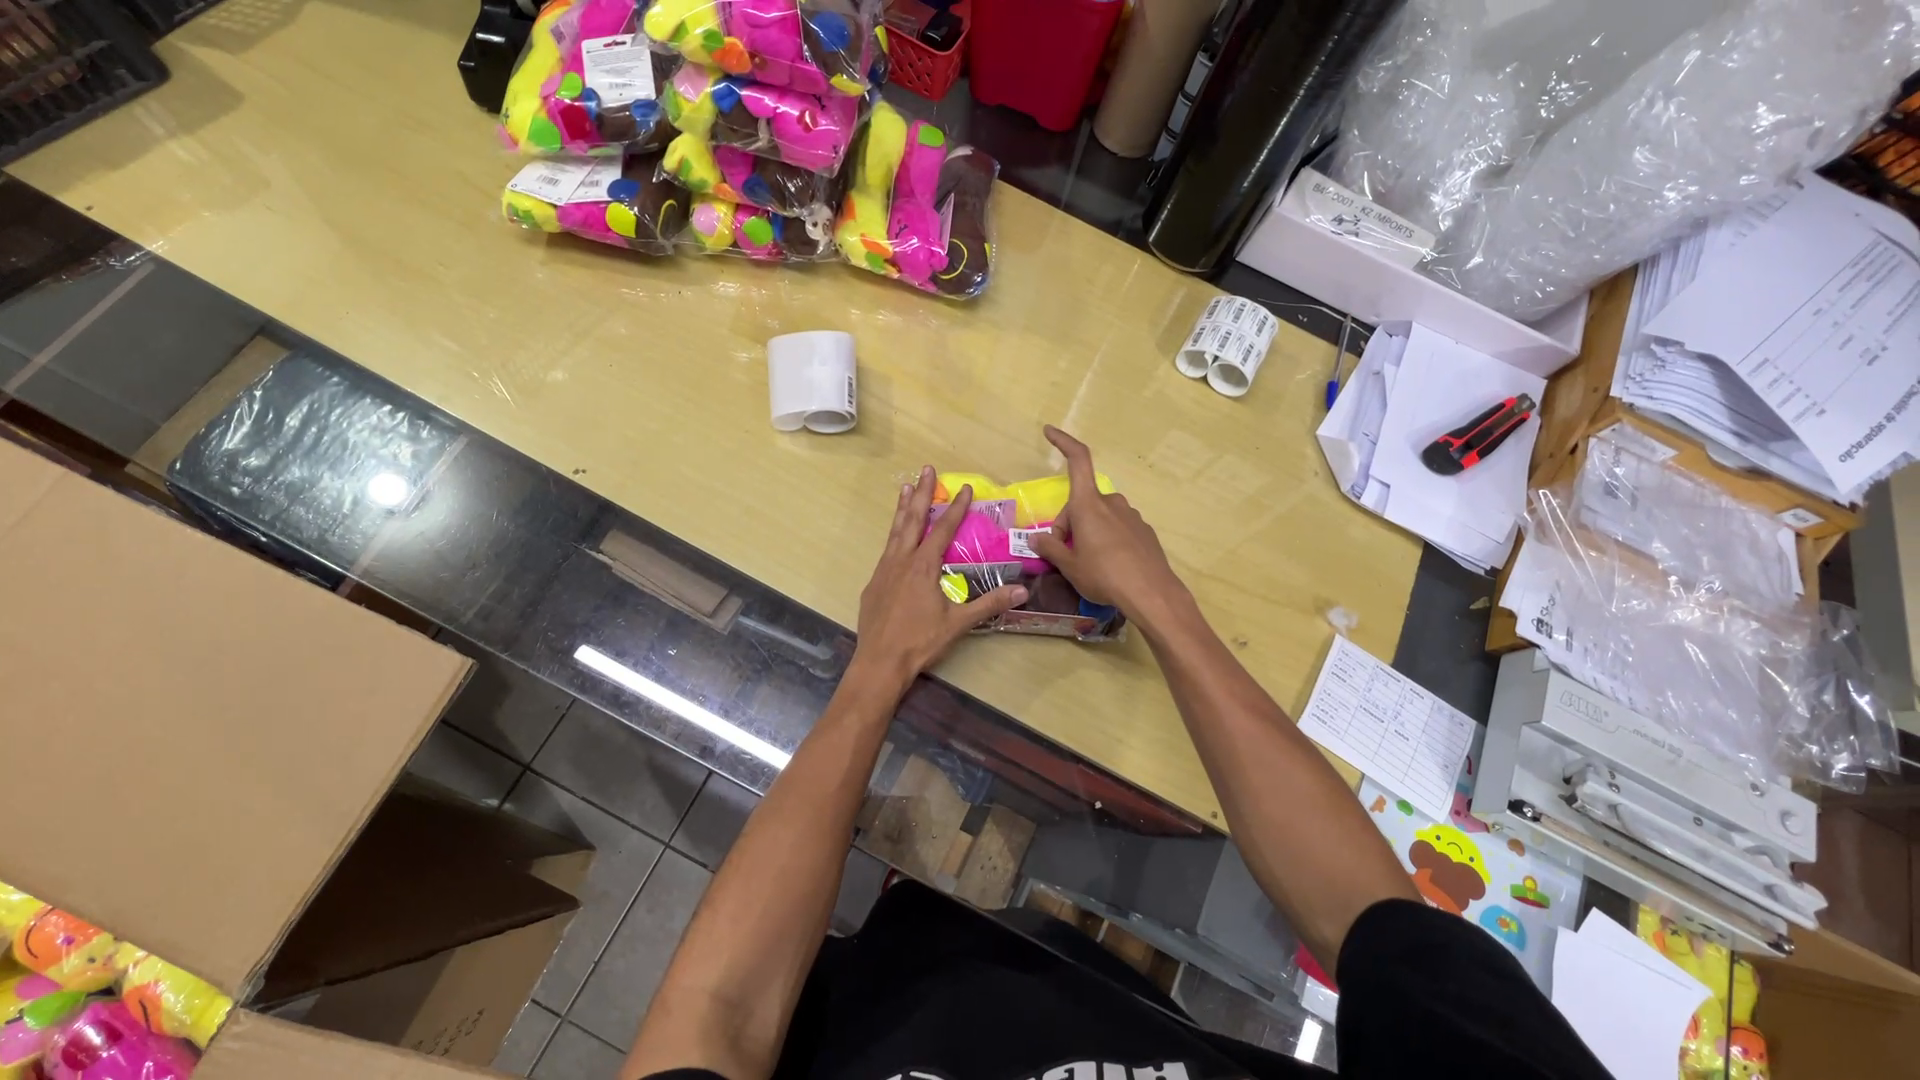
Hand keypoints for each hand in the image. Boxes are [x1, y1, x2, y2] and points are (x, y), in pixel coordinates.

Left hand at [851, 466, 1028, 688]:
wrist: (880, 662)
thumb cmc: (920, 642)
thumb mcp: (958, 623)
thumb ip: (989, 604)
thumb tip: (1022, 591)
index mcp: (923, 567)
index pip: (943, 530)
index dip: (955, 508)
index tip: (964, 488)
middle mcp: (901, 561)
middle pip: (913, 520)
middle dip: (922, 493)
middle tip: (926, 469)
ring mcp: (884, 571)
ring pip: (895, 531)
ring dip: (903, 509)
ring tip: (905, 488)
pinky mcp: (874, 584)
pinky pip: (886, 550)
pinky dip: (893, 534)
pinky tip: (896, 536)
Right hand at [1028, 426, 1187, 629]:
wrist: (1151, 594)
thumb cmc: (1104, 576)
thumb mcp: (1070, 567)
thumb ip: (1051, 549)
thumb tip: (1036, 538)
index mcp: (1089, 505)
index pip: (1077, 460)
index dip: (1063, 442)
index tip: (1049, 431)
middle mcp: (1111, 503)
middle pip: (1082, 502)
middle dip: (1068, 523)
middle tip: (1062, 554)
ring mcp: (1131, 516)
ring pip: (1100, 516)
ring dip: (1088, 531)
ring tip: (1087, 562)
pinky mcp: (1144, 532)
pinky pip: (1118, 528)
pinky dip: (1107, 539)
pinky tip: (1109, 565)